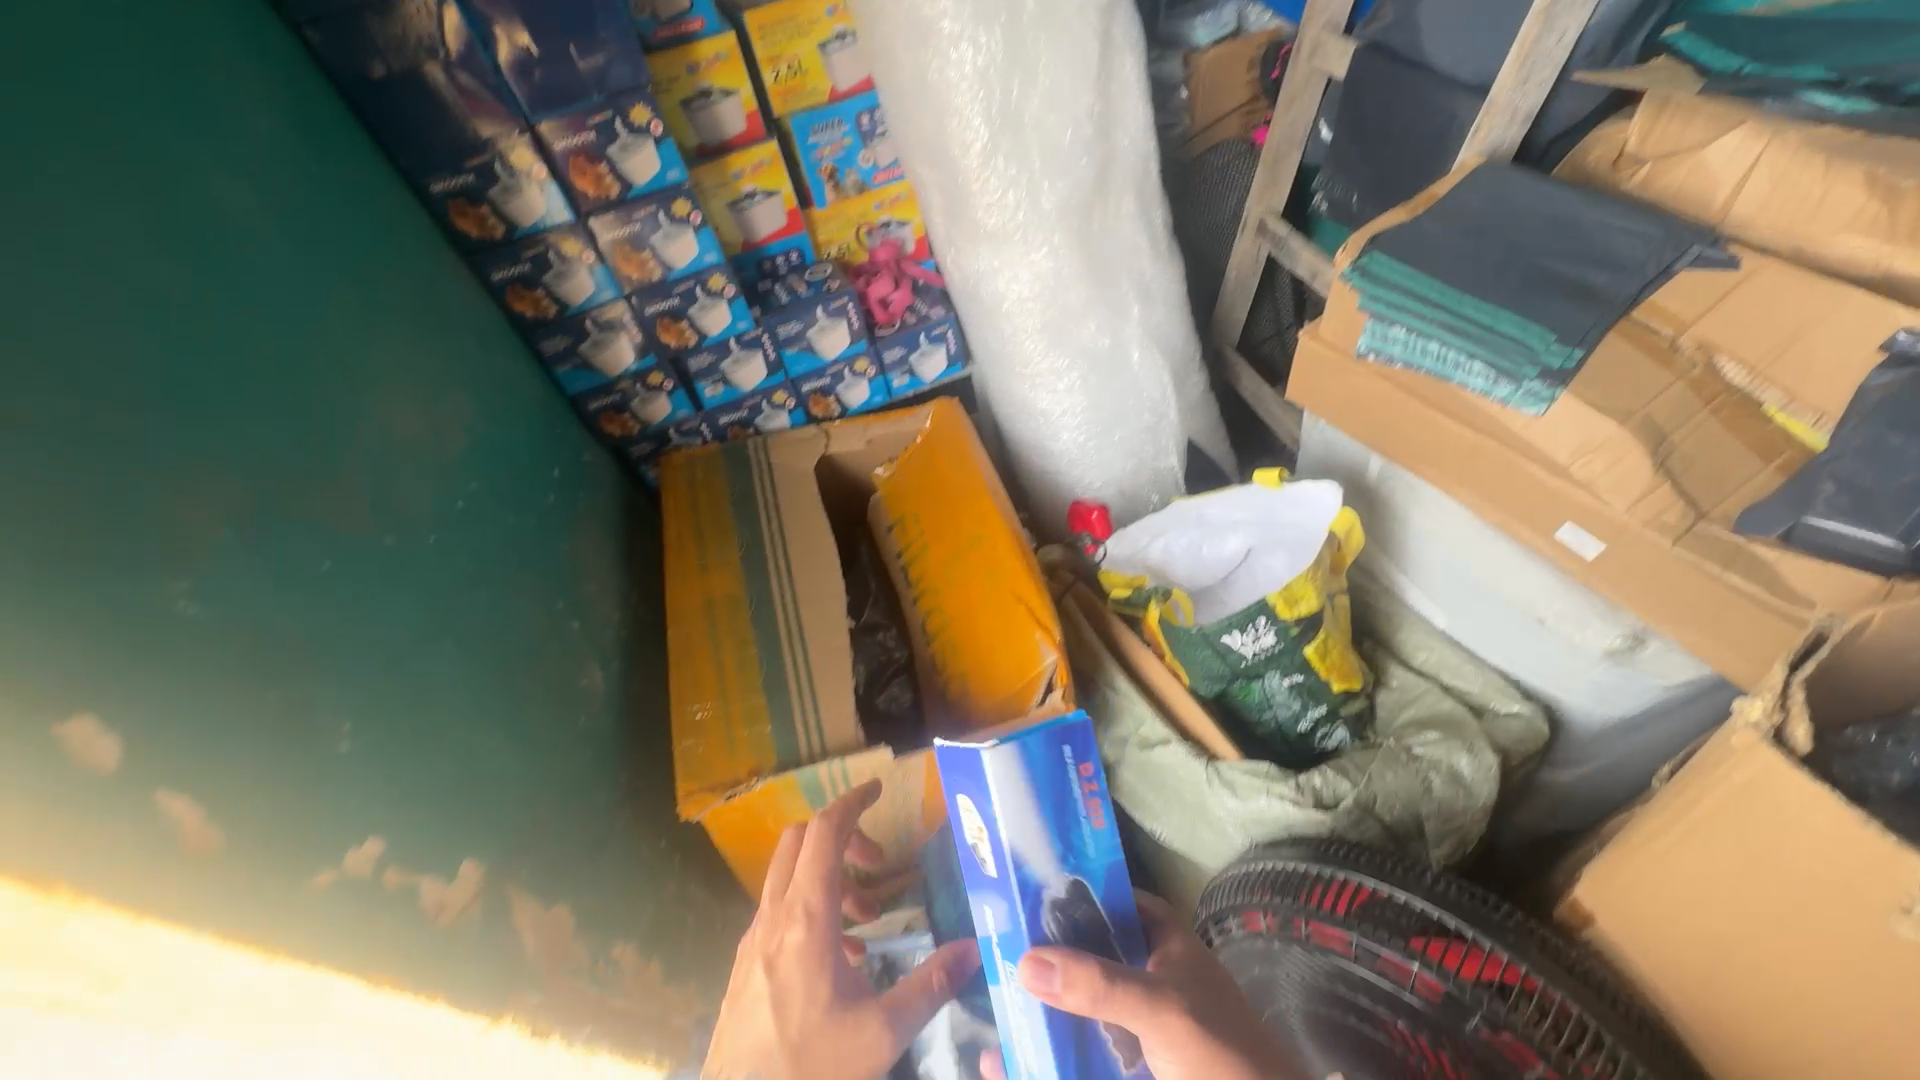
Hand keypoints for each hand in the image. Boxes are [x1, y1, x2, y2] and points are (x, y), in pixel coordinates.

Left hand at [703, 781, 979, 1079]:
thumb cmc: (808, 1067)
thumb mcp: (880, 1034)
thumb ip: (930, 985)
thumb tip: (974, 949)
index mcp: (805, 918)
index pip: (824, 832)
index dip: (852, 802)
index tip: (879, 790)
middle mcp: (773, 916)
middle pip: (799, 841)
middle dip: (842, 837)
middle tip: (879, 864)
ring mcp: (752, 939)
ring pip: (787, 876)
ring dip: (829, 877)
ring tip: (867, 921)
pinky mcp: (744, 963)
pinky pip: (779, 910)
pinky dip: (810, 908)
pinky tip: (839, 958)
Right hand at [982, 891, 1292, 1079]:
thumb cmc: (1220, 1052)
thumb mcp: (1161, 1008)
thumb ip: (1099, 983)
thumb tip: (1025, 959)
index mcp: (1159, 936)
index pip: (1102, 896)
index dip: (1060, 893)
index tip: (1011, 897)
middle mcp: (1141, 968)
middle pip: (1080, 949)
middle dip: (1038, 954)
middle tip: (987, 950)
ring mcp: (1133, 1016)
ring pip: (1075, 998)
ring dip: (1037, 1003)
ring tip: (988, 1001)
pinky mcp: (1126, 1058)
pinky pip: (1079, 1046)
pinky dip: (1049, 1048)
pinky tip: (1007, 1057)